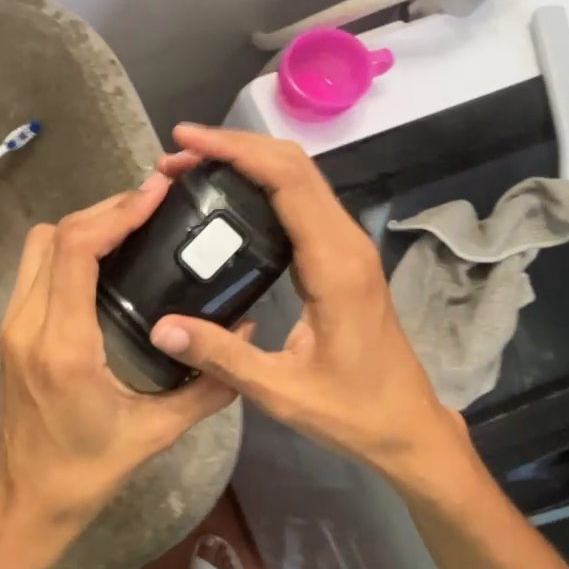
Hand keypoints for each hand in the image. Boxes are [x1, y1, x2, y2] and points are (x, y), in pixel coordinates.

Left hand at [0, 173, 238, 568]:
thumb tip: (244, 336)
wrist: (25, 497)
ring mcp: (12, 324)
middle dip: (105, 209)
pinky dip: (69, 247)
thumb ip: (206, 388)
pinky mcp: (11, 328)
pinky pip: (36, 267)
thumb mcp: (155, 434)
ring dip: (83, 224)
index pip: (76, 250)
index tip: (155, 193)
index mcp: (62, 346)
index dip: (115, 212)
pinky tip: (107, 255)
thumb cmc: (87, 471)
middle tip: (153, 203)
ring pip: (39, 245)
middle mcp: (28, 324)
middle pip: (55, 236)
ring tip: (133, 223)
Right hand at [148, 125, 473, 492]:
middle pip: (294, 165)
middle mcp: (345, 243)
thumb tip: (159, 327)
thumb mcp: (281, 391)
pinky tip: (228, 199)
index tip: (186, 141)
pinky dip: (262, 184)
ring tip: (193, 170)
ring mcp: (348, 247)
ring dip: (248, 162)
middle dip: (234, 148)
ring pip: (300, 178)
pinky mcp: (342, 257)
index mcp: (335, 265)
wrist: (409, 428)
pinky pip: (301, 201)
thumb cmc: (353, 412)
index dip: (235, 150)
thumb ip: (220, 356)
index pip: (287, 180)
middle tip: (177, 156)